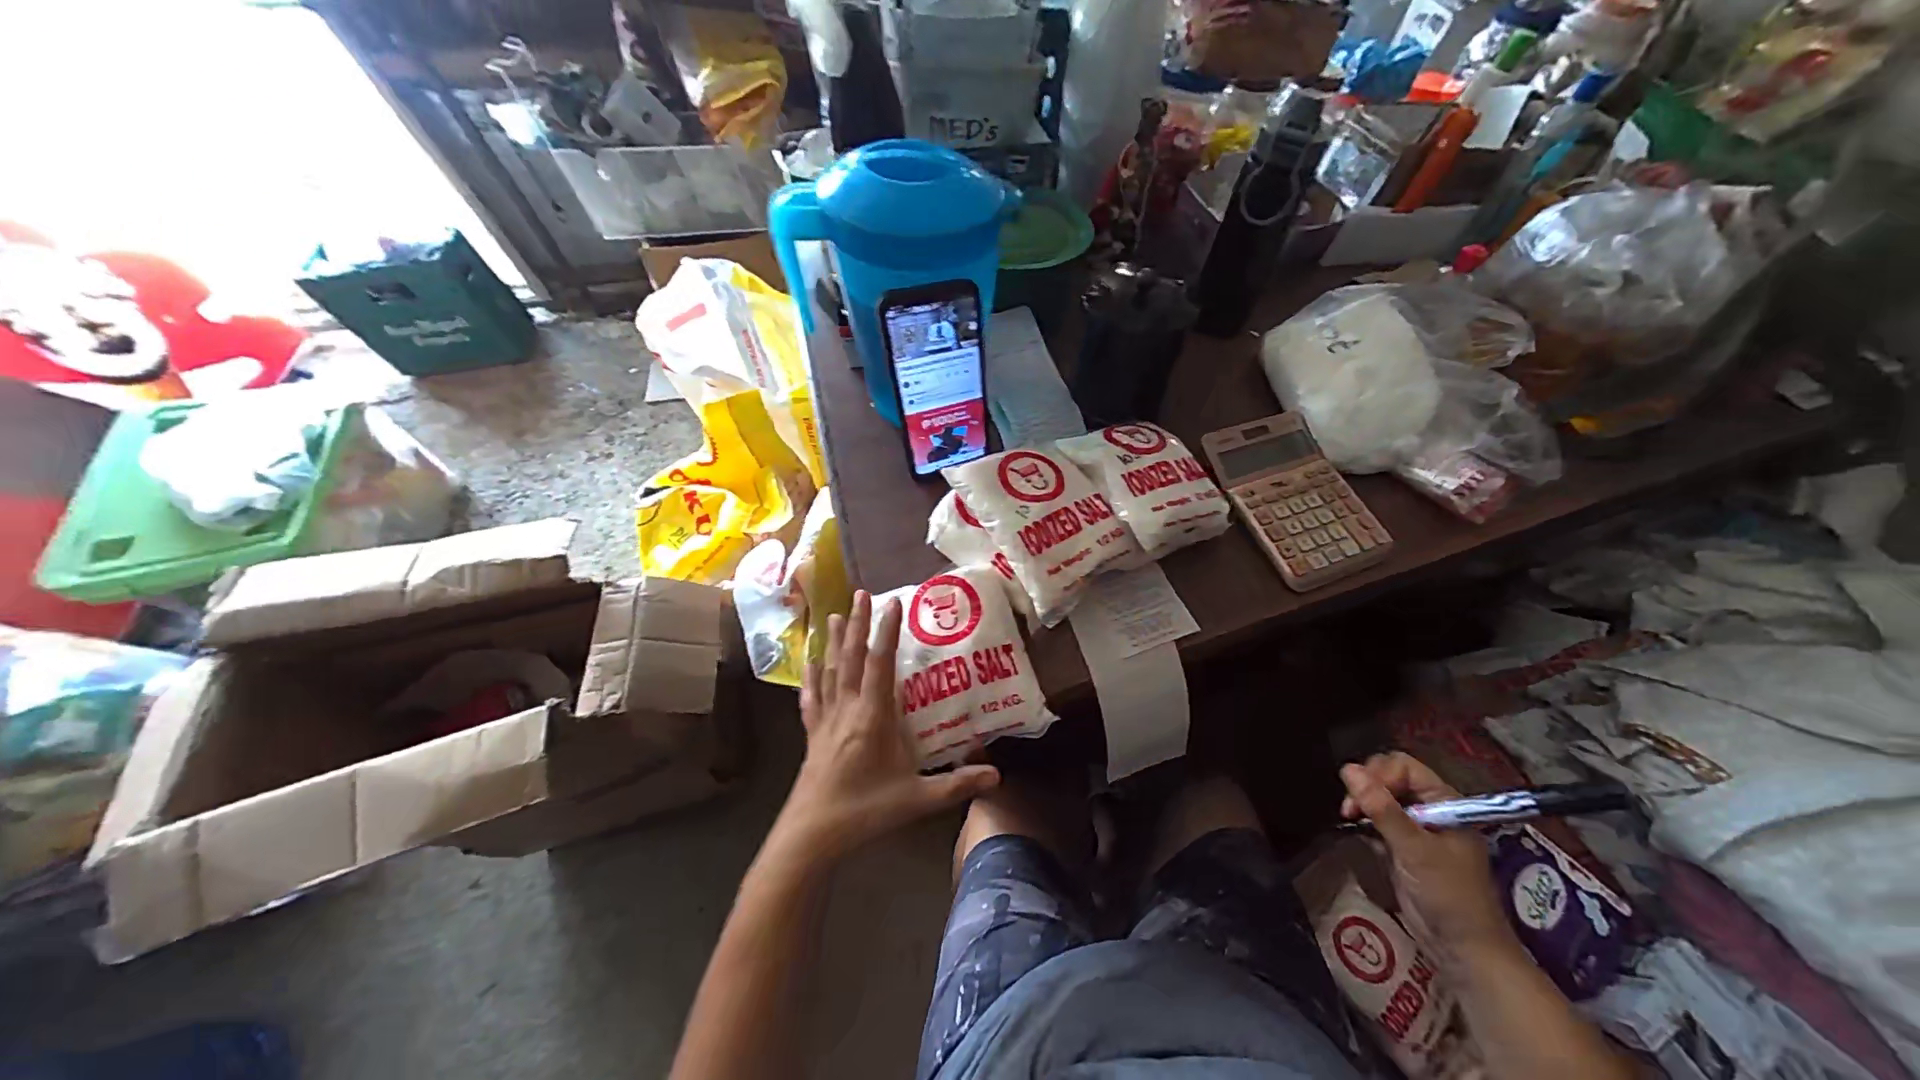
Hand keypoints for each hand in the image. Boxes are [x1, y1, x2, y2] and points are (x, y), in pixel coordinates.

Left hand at [774, 591, 1000, 863]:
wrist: (812, 834)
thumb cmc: (865, 811)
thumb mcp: (916, 799)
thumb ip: (956, 784)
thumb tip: (997, 777)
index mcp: (873, 716)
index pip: (881, 664)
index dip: (887, 631)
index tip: (893, 602)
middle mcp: (847, 709)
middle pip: (852, 658)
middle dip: (859, 624)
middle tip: (860, 593)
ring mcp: (825, 720)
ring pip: (829, 670)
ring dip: (834, 641)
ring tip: (836, 614)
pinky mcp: (812, 734)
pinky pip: (812, 696)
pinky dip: (812, 675)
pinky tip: (809, 662)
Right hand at [1339, 753, 1512, 956]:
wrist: (1463, 948)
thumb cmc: (1448, 894)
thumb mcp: (1414, 849)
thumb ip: (1381, 808)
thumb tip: (1347, 768)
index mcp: (1445, 802)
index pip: (1404, 767)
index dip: (1379, 774)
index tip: (1359, 794)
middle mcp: (1431, 810)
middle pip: (1390, 778)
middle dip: (1366, 786)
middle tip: (1350, 808)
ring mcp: (1417, 829)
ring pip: (1381, 797)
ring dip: (1362, 802)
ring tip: (1349, 816)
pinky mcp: (1402, 846)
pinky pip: (1377, 819)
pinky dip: (1364, 819)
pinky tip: (1354, 827)